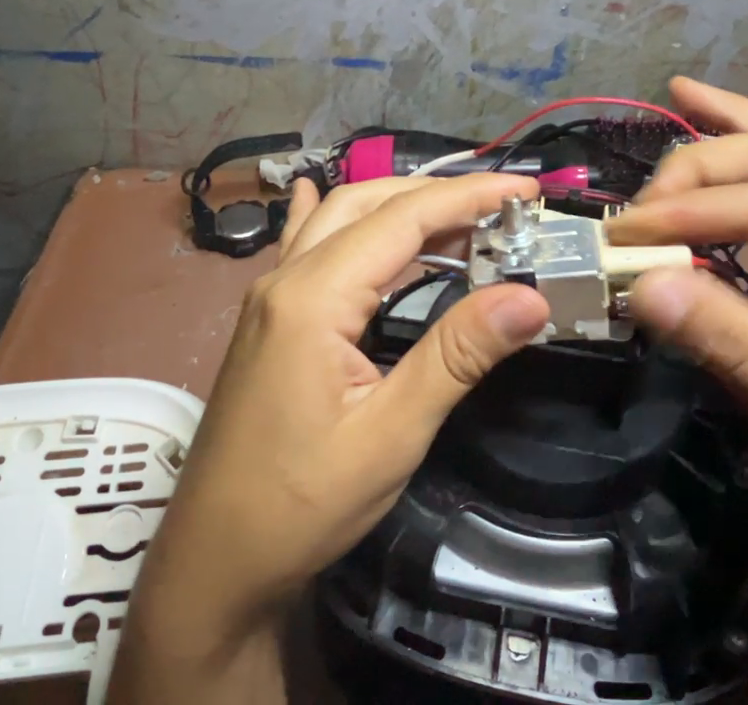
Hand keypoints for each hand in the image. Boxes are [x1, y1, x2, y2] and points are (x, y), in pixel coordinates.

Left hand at [112, 174, 550, 701]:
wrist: (216, 557)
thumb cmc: (302, 503)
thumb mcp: (392, 433)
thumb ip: (457, 356)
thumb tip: (531, 298)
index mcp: (313, 297)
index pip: (403, 219)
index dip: (469, 197)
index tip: (527, 190)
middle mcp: (284, 280)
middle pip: (366, 205)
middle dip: (437, 195)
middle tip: (504, 208)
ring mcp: (269, 298)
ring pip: (336, 221)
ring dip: (398, 208)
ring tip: (460, 218)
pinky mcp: (268, 321)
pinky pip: (306, 246)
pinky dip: (339, 221)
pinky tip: (325, 198)